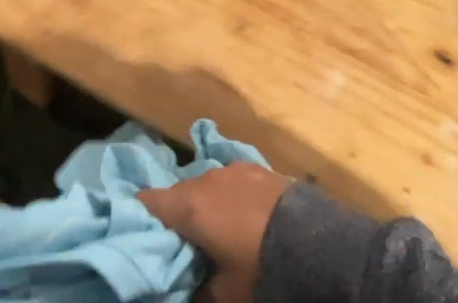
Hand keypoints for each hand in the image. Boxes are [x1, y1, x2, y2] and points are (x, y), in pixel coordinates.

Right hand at [138, 164, 292, 302]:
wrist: (318, 245)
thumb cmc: (261, 269)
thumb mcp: (225, 292)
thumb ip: (197, 285)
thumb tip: (188, 284)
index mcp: (188, 207)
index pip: (146, 202)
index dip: (139, 216)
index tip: (143, 234)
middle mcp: (203, 180)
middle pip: (175, 193)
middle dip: (176, 214)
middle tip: (185, 240)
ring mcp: (230, 169)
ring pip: (203, 184)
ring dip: (204, 203)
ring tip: (218, 228)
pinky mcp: (255, 167)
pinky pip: (228, 180)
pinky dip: (227, 195)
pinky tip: (243, 214)